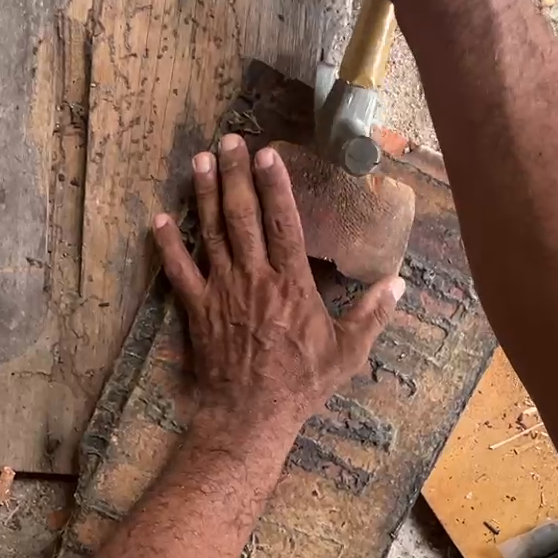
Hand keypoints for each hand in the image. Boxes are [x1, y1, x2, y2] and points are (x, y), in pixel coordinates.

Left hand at [151, 135, 404, 439]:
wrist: (252, 415)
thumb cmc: (302, 384)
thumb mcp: (347, 352)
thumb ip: (371, 314)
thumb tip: (398, 283)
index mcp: (291, 283)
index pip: (283, 223)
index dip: (275, 185)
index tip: (268, 155)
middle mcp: (254, 278)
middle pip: (242, 216)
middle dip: (235, 175)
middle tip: (228, 141)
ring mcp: (222, 292)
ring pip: (211, 234)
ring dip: (204, 195)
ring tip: (200, 161)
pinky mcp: (198, 310)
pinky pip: (179, 271)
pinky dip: (168, 245)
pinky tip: (159, 219)